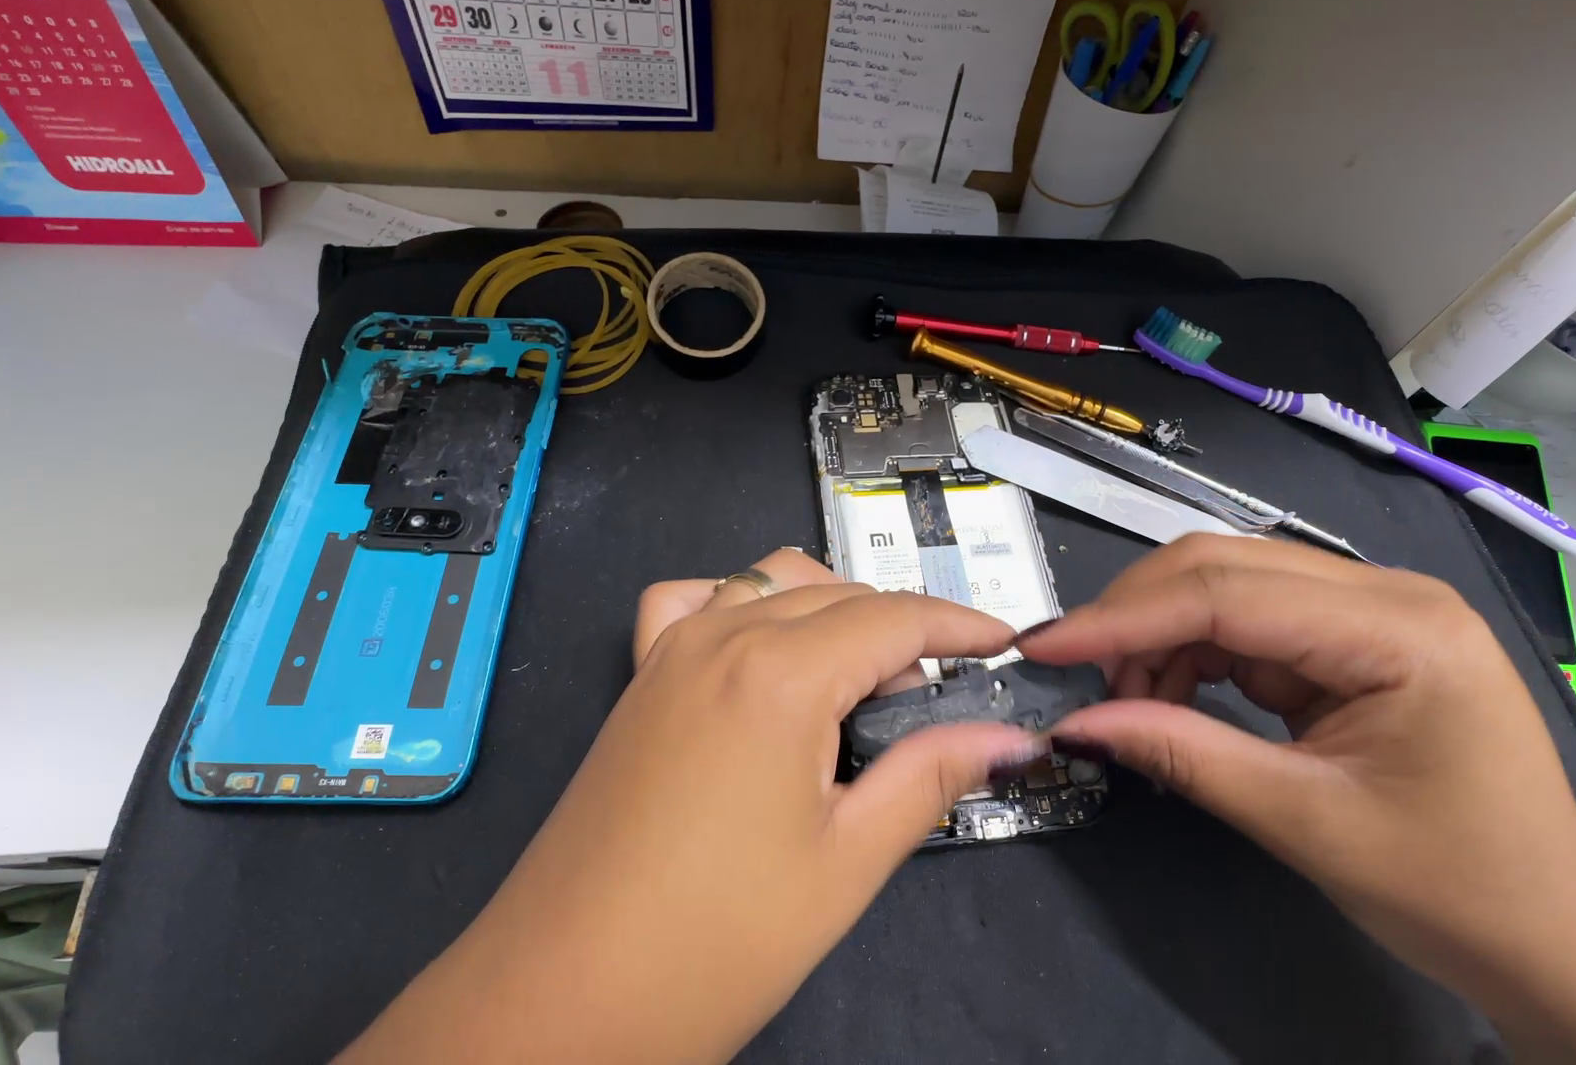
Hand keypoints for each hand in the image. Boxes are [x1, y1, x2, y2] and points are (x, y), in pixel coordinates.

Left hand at [339, 549, 1039, 1064]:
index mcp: (780, 673)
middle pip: (838, 596)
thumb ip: (932, 777)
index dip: (959, 624)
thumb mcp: (847, 861)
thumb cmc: (718, 938)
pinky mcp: (638, 678)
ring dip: (832, 607)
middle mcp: (721, 636)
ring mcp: (669, 651)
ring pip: (771, 582)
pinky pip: (694, 601)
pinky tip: (759, 649)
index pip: (894, 617)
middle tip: (944, 687)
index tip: (1003, 642)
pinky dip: (741, 603)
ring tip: (863, 673)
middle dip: (904, 625)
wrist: (567, 992)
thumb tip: (1008, 736)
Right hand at [1017, 534, 1575, 1063]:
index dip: (1121, 617)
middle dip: (1136, 618)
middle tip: (1081, 677)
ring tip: (1131, 703)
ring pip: (1223, 587)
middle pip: (1221, 566)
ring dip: (1160, 638)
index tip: (1042, 646)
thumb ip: (1182, 754)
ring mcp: (1369, 612)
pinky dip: (1190, 655)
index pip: (1225, 593)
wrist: (1545, 939)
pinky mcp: (1348, 639)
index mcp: (1400, 628)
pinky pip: (1243, 623)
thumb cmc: (1451, 887)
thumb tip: (1075, 725)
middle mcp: (1387, 594)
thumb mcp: (1303, 822)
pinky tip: (1171, 698)